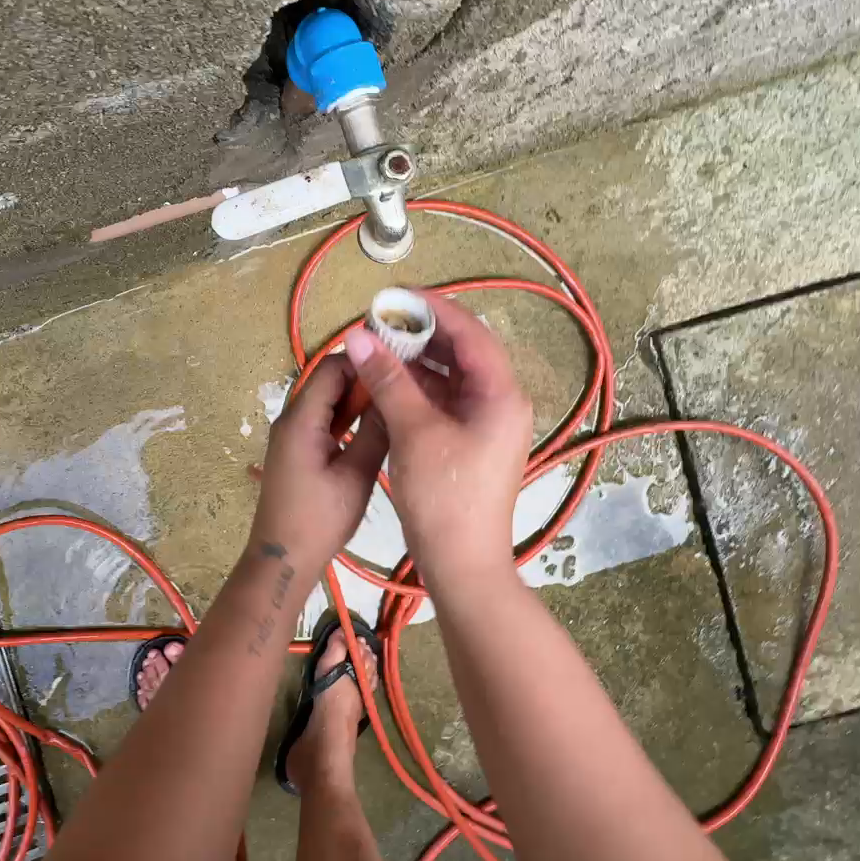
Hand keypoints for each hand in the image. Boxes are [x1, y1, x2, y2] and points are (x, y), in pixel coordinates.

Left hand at [253, 355, 388, 566]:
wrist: (283, 557)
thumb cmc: (319, 519)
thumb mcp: (356, 475)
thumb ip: (375, 431)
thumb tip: (396, 393)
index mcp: (300, 419)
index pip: (333, 367)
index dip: (366, 361)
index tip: (402, 366)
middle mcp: (291, 418)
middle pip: (328, 380)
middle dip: (364, 378)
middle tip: (405, 383)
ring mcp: (292, 434)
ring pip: (327, 400)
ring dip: (357, 398)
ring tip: (397, 401)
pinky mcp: (297, 448)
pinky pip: (323, 419)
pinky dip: (347, 417)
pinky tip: (376, 424)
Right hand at [343, 295, 532, 583]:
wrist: (461, 564)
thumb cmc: (444, 496)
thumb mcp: (413, 432)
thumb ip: (388, 379)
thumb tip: (359, 336)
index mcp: (501, 394)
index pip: (470, 331)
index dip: (432, 307)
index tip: (393, 296)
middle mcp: (501, 401)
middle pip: (462, 350)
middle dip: (420, 333)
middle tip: (379, 322)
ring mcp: (486, 422)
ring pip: (450, 375)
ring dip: (415, 360)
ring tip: (377, 348)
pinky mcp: (469, 441)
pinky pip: (444, 400)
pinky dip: (417, 388)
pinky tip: (386, 382)